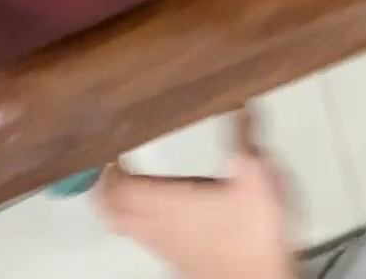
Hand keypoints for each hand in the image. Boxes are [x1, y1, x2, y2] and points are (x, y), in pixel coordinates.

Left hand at [96, 107, 295, 278]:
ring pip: (128, 227)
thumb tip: (241, 107)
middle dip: (108, 192)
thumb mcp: (256, 173)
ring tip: (133, 188)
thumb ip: (245, 139)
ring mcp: (167, 247)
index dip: (109, 173)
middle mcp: (158, 227)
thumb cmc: (251, 229)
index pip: (120, 190)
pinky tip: (167, 214)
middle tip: (113, 171)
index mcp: (168, 203)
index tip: (109, 154)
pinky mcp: (180, 259)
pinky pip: (146, 237)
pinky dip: (143, 221)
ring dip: (122, 208)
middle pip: (115, 213)